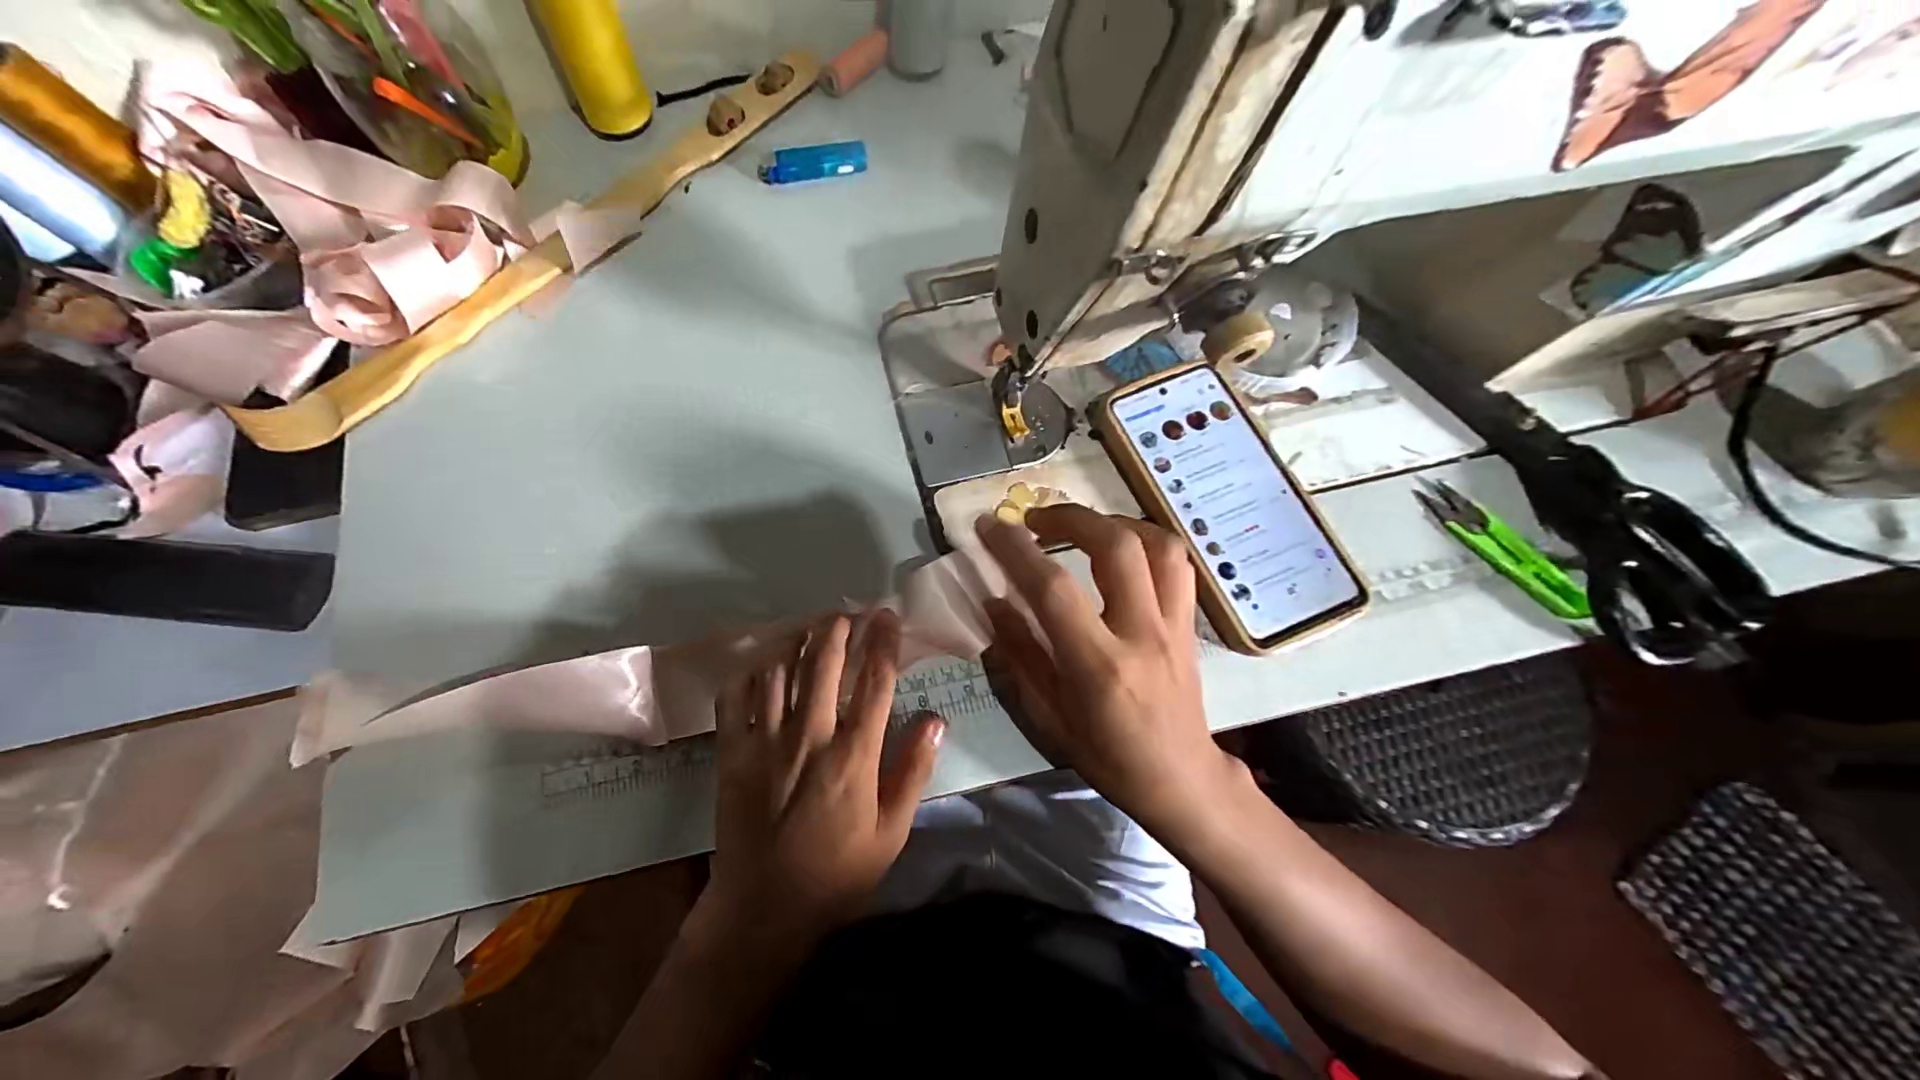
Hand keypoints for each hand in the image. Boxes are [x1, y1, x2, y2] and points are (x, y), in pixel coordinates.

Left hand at [707, 609, 945, 941]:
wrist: (766, 907)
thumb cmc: (838, 872)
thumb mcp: (893, 830)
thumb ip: (913, 770)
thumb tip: (935, 719)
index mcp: (854, 755)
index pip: (875, 682)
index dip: (883, 642)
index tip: (887, 617)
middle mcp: (810, 737)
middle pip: (823, 664)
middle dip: (837, 629)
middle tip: (846, 613)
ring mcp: (765, 742)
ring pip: (779, 672)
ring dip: (796, 641)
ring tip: (809, 627)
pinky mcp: (731, 754)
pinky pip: (734, 698)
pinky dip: (748, 672)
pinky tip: (761, 662)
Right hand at [976, 504, 1245, 834]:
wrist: (1180, 778)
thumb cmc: (1107, 756)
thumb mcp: (1049, 715)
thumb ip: (1020, 654)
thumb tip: (993, 601)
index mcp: (1099, 666)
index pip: (1054, 589)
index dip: (1015, 550)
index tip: (988, 526)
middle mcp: (1142, 634)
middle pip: (1116, 547)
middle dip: (1069, 518)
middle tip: (1035, 520)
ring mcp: (1174, 625)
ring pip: (1158, 543)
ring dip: (1113, 521)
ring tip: (1081, 527)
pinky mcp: (1190, 622)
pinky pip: (1176, 563)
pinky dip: (1145, 540)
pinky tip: (1120, 547)